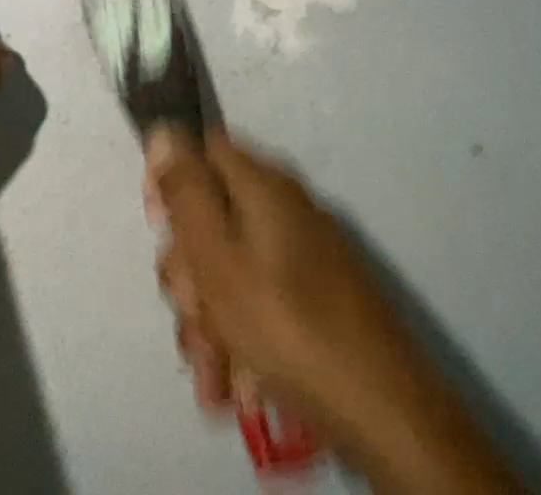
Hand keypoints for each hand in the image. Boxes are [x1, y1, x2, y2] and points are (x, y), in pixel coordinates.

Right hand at [147, 131, 445, 463]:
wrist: (381, 410)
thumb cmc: (285, 325)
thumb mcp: (217, 256)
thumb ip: (185, 192)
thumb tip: (163, 130)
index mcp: (264, 188)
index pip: (203, 151)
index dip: (172, 182)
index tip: (160, 227)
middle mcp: (283, 212)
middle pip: (208, 220)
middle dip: (188, 275)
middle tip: (193, 312)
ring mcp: (301, 259)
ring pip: (225, 273)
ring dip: (208, 323)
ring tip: (215, 374)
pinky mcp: (311, 302)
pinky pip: (254, 306)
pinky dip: (238, 342)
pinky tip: (235, 385)